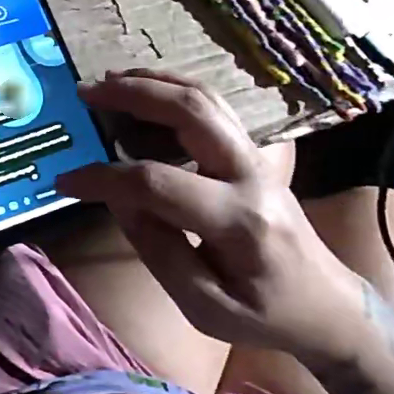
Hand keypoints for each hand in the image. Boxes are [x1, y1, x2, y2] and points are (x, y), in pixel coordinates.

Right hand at [55, 70, 369, 365]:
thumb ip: (157, 248)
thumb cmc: (263, 314)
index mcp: (238, 221)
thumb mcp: (202, 306)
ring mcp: (257, 157)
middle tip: (88, 92)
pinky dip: (174, 89)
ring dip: (154, 82)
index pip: (156, 183)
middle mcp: (251, 175)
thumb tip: (117, 197)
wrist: (326, 304)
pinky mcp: (254, 152)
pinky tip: (145, 88)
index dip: (104, 178)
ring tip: (110, 79)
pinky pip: (213, 107)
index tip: (67, 180)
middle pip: (191, 113)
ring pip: (205, 98)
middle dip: (134, 95)